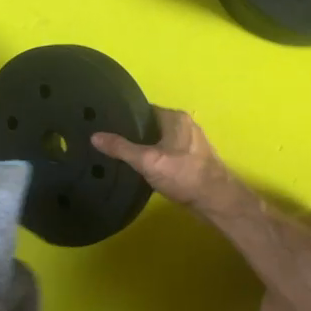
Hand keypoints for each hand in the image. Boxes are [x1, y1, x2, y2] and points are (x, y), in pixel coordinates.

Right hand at [93, 108, 244, 214]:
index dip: (125, 117)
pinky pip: (168, 152)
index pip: (143, 110)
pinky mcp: (193, 159)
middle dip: (133, 133)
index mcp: (175, 118)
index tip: (106, 124)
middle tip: (110, 141)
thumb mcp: (147, 161)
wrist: (215, 200)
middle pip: (151, 125)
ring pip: (160, 140)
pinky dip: (156, 157)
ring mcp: (191, 142)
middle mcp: (185, 125)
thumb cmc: (183, 175)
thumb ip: (121, 148)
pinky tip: (143, 168)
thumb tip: (94, 136)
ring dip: (145, 147)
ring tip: (122, 155)